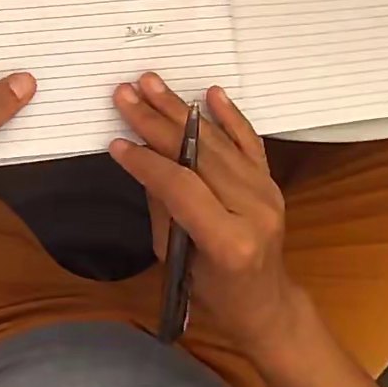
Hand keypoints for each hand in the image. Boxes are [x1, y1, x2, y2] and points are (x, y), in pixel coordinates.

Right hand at [109, 74, 308, 357]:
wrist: (266, 303)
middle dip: (156, 121)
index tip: (116, 141)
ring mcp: (267, 191)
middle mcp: (253, 208)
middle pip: (199, 154)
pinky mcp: (271, 181)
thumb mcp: (175, 257)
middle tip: (126, 94)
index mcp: (229, 240)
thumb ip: (163, 204)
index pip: (181, 186)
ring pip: (218, 140)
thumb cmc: (213, 292)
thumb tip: (143, 155)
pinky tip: (211, 92)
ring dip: (179, 109)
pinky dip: (230, 115)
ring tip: (151, 83)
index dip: (146, 161)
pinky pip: (249, 140)